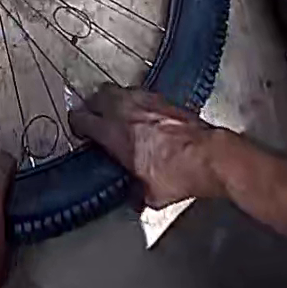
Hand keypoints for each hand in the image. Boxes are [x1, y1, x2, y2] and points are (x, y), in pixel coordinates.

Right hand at [68, 85, 226, 206]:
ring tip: (114, 113)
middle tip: (93, 119)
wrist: (210, 155)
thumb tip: (132, 197)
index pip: (82, 120)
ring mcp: (141, 99)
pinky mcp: (159, 96)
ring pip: (114, 90)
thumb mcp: (152, 195)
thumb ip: (135, 192)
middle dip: (91, 107)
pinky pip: (135, 92)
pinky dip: (131, 100)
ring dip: (110, 100)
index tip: (78, 131)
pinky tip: (139, 113)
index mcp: (115, 134)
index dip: (76, 125)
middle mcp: (123, 111)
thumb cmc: (180, 174)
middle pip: (95, 97)